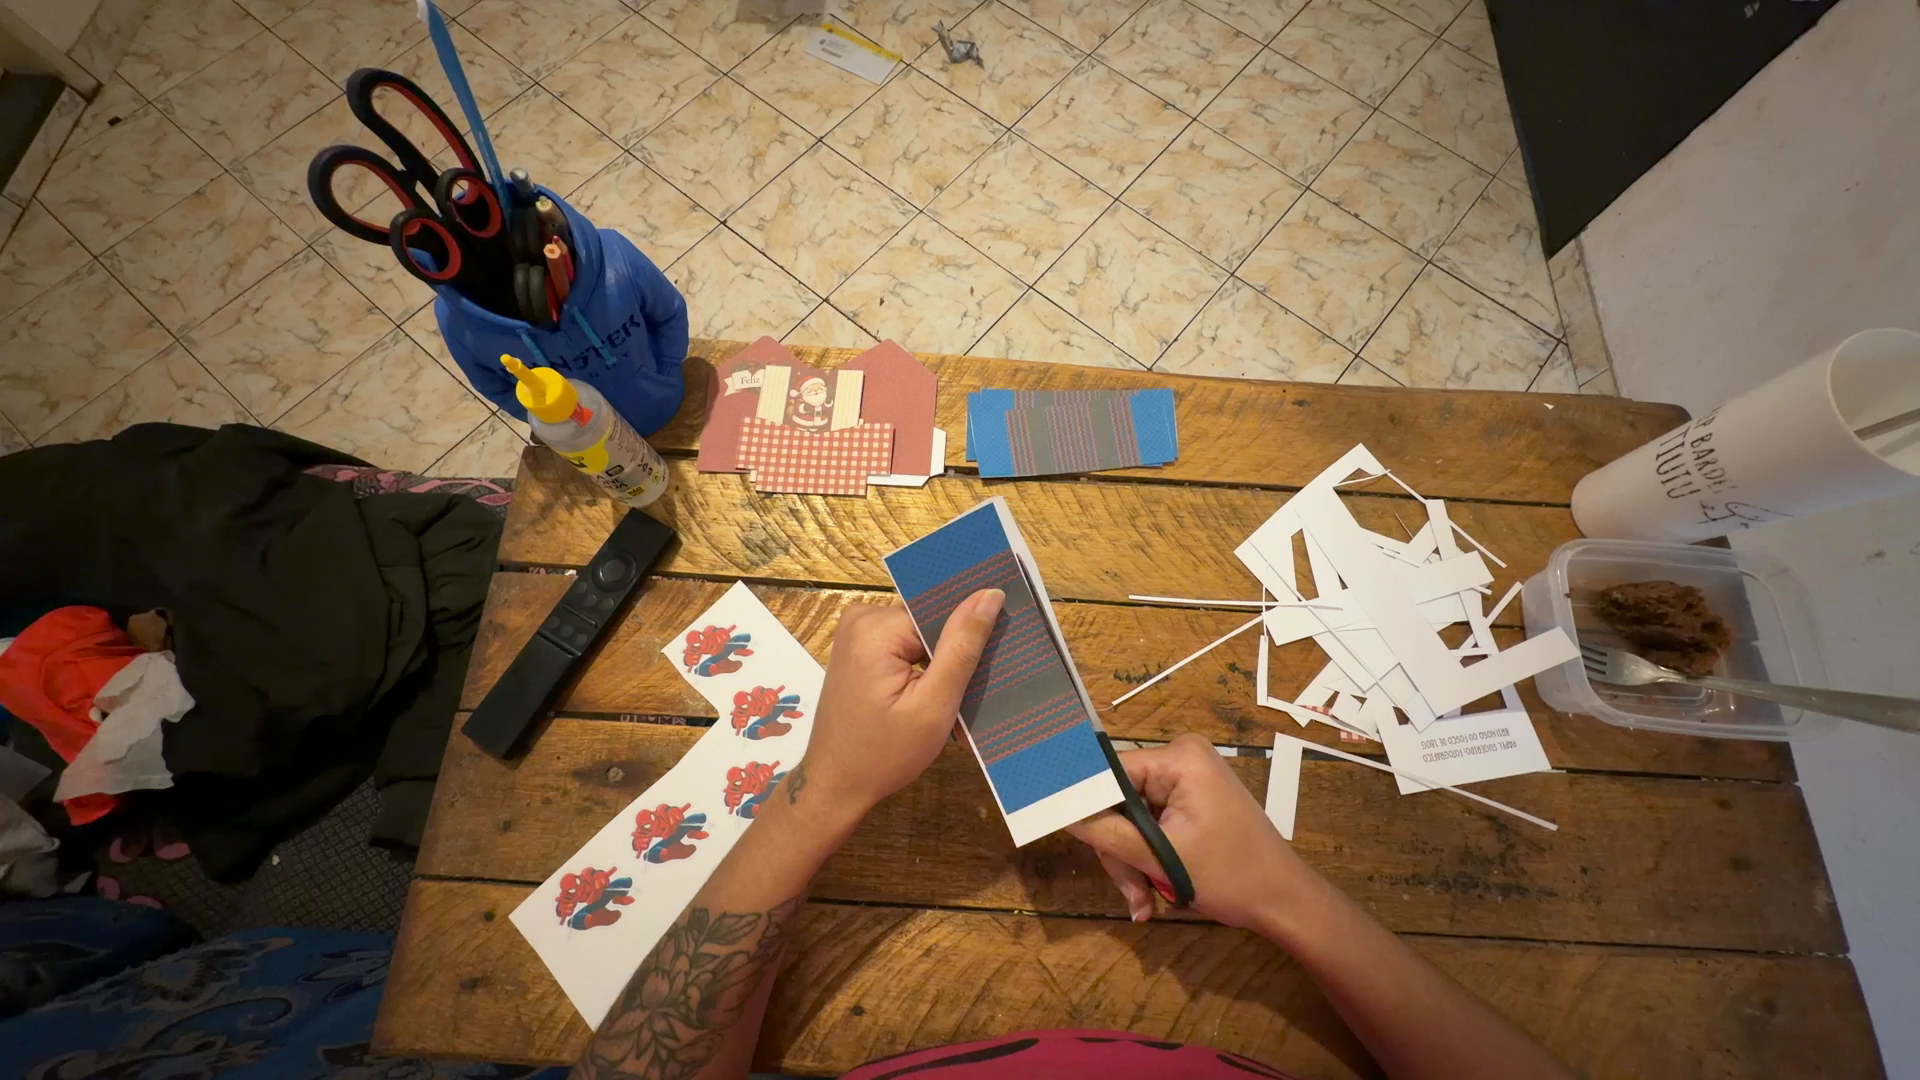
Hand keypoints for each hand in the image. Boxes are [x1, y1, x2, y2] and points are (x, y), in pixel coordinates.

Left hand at [801, 590, 1003, 814]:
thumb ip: (962, 647)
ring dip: (941, 661)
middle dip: (955, 650)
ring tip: (956, 696)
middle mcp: (862, 617)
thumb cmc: (884, 754)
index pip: (942, 610)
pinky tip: (933, 694)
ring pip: (920, 632)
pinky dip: (923, 666)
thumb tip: (991, 594)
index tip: (996, 654)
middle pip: (930, 619)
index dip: (970, 632)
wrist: (835, 785)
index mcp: (877, 626)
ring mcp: (856, 631)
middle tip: (976, 686)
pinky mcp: (858, 647)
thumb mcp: (934, 705)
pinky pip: (904, 644)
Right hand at [1069, 734, 1324, 929]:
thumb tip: (1062, 813)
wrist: (1286, 902)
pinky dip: (1146, 855)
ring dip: (1131, 860)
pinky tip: (1153, 889)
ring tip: (1144, 901)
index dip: (1083, 802)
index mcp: (1179, 759)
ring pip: (1129, 815)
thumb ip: (1107, 833)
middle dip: (1119, 849)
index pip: (1109, 772)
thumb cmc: (1232, 877)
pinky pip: (1148, 820)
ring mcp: (1185, 777)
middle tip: (1132, 894)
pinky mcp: (1187, 797)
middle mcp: (1180, 757)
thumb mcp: (1163, 859)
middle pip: (1118, 798)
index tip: (1057, 823)